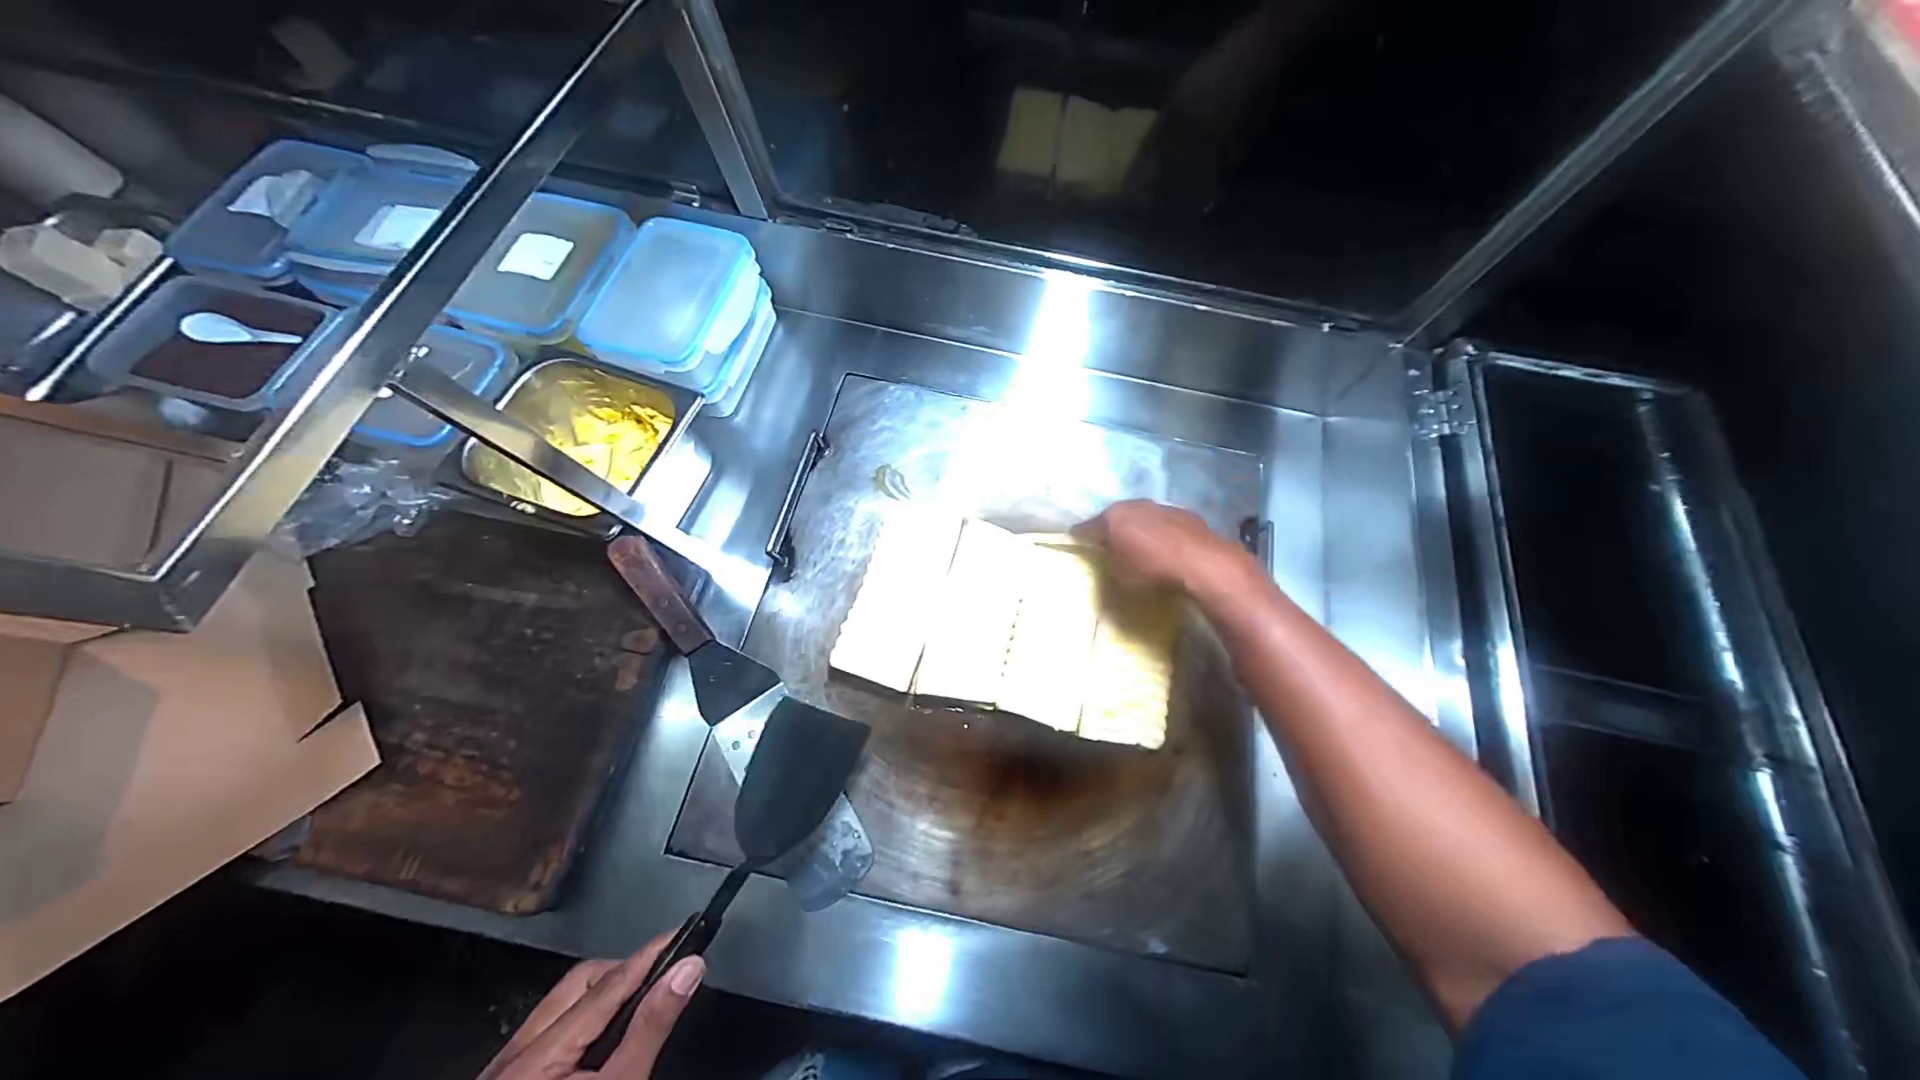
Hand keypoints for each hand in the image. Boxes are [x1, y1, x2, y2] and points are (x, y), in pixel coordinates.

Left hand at [479, 933, 703, 1079]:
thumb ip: (651, 1027)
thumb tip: (687, 970)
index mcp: (537, 1055)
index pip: (607, 984)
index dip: (649, 955)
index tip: (683, 934)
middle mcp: (513, 1055)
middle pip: (579, 983)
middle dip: (625, 971)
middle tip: (664, 974)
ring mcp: (504, 1071)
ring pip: (562, 1004)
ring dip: (605, 993)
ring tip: (641, 1003)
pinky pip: (550, 1029)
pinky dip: (585, 1019)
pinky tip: (606, 1037)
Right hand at [1073, 499, 1246, 594]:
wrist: (1200, 561)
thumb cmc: (1151, 569)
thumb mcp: (1120, 575)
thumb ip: (1109, 563)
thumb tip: (1109, 558)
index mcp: (1112, 518)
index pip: (1088, 527)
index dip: (1080, 535)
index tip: (1075, 539)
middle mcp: (1133, 506)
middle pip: (1114, 517)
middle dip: (1110, 528)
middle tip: (1107, 542)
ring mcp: (1160, 506)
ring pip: (1141, 516)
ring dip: (1137, 527)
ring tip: (1138, 543)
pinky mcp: (1183, 513)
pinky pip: (1163, 522)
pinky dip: (1159, 531)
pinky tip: (1164, 545)